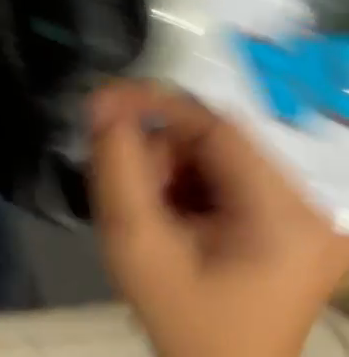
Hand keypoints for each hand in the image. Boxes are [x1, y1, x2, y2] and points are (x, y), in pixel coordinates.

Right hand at [89, 81, 348, 356]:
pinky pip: (226, 178)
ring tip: (148, 208)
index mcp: (285, 214)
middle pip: (216, 142)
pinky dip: (186, 185)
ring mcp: (304, 220)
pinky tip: (170, 214)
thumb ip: (117, 162)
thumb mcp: (134, 234)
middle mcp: (309, 210)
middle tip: (126, 184)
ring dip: (168, 168)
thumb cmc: (179, 309)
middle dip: (158, 151)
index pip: (218, 126)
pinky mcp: (291, 227)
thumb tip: (101, 103)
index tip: (98, 99)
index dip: (154, 101)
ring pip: (216, 157)